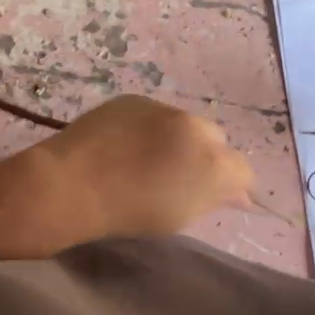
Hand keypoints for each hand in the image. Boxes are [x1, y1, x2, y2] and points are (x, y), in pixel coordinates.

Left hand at [32, 95, 254, 238]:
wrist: (71, 184)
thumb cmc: (128, 213)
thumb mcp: (180, 216)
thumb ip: (214, 198)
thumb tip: (235, 192)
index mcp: (214, 162)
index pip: (242, 171)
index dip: (230, 186)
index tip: (212, 197)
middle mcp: (196, 126)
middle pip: (216, 141)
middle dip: (206, 157)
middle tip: (178, 178)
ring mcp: (164, 107)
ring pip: (185, 124)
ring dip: (178, 139)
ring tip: (148, 159)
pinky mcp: (135, 98)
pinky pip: (154, 114)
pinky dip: (149, 127)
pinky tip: (126, 145)